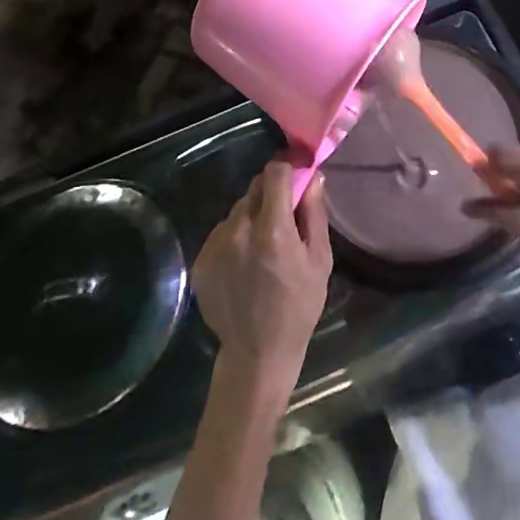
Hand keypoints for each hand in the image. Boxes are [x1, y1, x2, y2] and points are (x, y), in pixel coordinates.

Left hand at [193, 160, 332, 392]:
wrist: (256, 351)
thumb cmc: (298, 307)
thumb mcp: (319, 261)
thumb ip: (314, 214)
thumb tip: (312, 176)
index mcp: (271, 228)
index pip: (274, 173)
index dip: (287, 169)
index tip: (296, 176)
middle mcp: (237, 228)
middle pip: (253, 189)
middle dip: (270, 194)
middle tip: (284, 217)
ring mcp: (215, 242)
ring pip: (237, 211)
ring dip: (251, 217)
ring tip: (264, 248)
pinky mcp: (201, 256)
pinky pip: (222, 233)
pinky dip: (235, 238)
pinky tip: (245, 265)